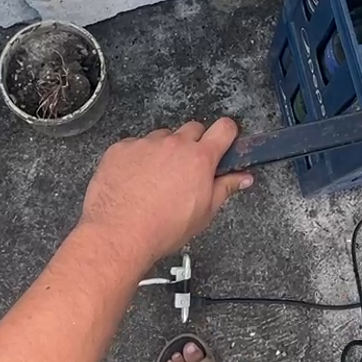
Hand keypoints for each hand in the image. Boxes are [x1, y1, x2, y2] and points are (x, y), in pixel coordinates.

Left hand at [79, 118, 250, 270]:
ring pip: (163, 136)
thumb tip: (242, 178)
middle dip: (194, 144)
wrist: (119, 233)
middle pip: (193, 128)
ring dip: (164, 150)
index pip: (224, 128)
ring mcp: (146, 143)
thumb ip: (226, 188)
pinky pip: (135, 144)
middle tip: (188, 168)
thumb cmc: (161, 228)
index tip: (225, 140)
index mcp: (199, 158)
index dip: (228, 132)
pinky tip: (136, 180)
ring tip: (157, 179)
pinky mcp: (122, 148)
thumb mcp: (204, 213)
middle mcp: (174, 144)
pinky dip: (138, 157)